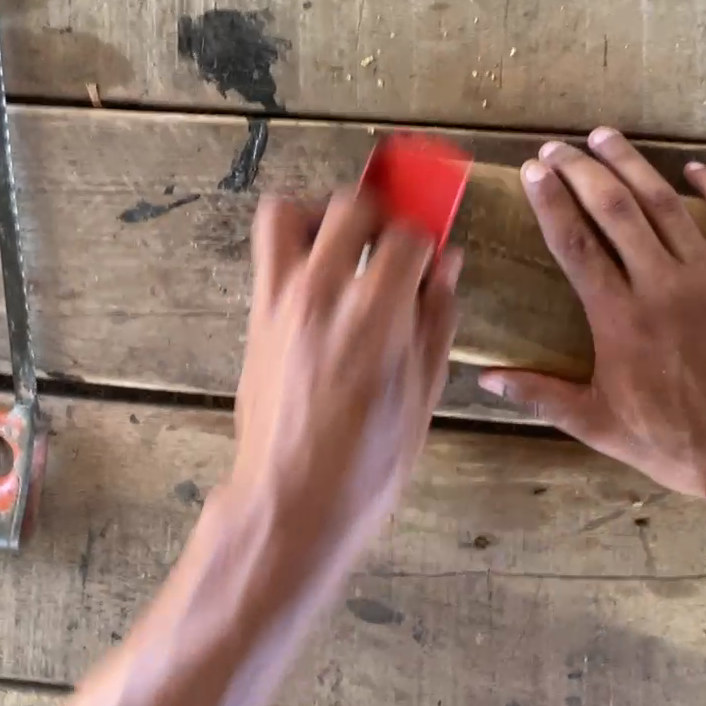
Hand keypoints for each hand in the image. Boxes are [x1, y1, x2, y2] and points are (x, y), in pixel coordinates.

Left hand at [230, 192, 461, 548]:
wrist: (291, 499)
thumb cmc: (366, 463)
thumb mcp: (423, 394)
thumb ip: (437, 318)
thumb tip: (449, 265)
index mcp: (376, 313)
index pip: (407, 235)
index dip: (426, 241)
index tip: (430, 255)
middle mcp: (323, 292)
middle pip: (352, 206)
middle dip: (382, 215)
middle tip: (393, 243)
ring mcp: (280, 298)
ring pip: (291, 211)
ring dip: (324, 214)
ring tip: (345, 247)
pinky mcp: (256, 313)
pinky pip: (267, 248)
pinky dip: (292, 241)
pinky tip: (318, 278)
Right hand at [477, 129, 705, 495]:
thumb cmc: (681, 442)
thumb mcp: (600, 425)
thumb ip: (542, 395)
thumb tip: (486, 378)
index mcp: (618, 316)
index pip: (574, 244)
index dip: (550, 202)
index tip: (532, 170)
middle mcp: (661, 283)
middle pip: (613, 211)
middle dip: (580, 172)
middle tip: (557, 147)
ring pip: (665, 203)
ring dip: (632, 165)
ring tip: (605, 137)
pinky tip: (696, 167)